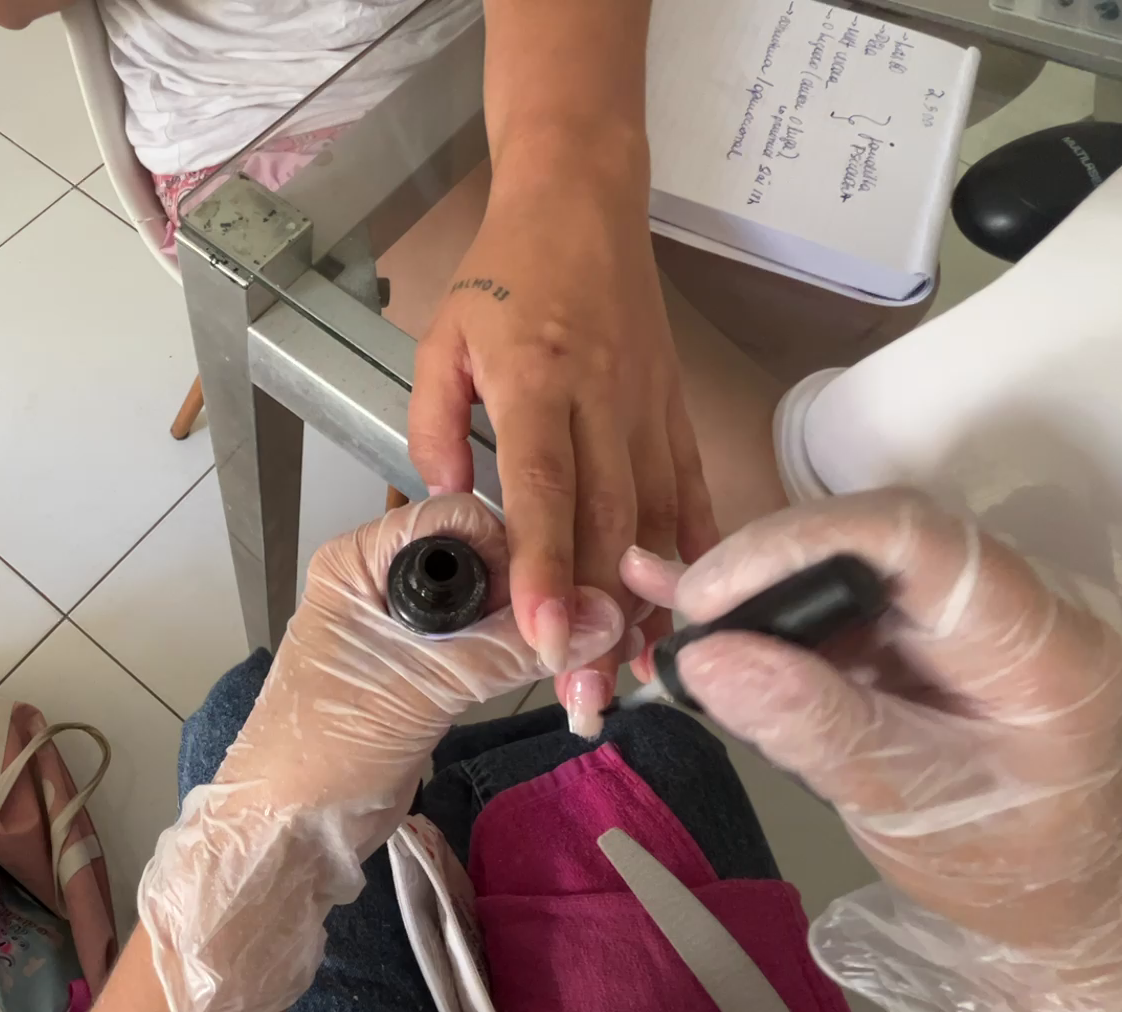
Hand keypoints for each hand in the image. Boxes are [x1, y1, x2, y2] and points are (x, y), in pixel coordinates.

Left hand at [138, 494, 622, 1011]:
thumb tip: (608, 615)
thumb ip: (511, 650)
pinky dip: (515, 651)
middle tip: (579, 629)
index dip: (510, 548)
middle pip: (477, 554)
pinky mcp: (423, 659)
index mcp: (361, 560)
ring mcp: (403, 618)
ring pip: (484, 599)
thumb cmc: (334, 745)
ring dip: (528, 625)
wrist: (299, 822)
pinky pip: (480, 638)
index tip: (554, 596)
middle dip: (529, 590)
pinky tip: (554, 668)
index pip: (454, 519)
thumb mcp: (422, 687)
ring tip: (575, 654)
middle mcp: (381, 575)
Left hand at [409, 172, 716, 735]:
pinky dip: (688, 553)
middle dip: (593, 615)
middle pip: (604, 522)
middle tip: (583, 696)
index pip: (543, 488)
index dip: (542, 566)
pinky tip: (686, 608)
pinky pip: (687, 489)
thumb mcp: (440, 340)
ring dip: (644, 603)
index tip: (541, 639)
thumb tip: (447, 497)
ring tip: (632, 677)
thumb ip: (433, 421)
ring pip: (653, 518)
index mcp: (536, 381)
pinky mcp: (673, 410)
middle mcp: (602, 400)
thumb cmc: (502, 275)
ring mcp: (648, 408)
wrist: (580, 204)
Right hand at [621, 489, 1121, 1011]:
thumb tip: (703, 656)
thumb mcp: (899, 801)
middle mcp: (993, 599)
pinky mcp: (896, 622)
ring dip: (741, 582)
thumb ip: (809, 725)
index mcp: (1030, 642)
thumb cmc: (993, 858)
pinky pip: (812, 589)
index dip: (793, 545)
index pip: (909, 538)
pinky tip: (675, 592)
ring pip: (826, 554)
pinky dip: (743, 598)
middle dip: (757, 564)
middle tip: (688, 617)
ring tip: (679, 617)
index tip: (705, 599)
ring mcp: (940, 608)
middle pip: (858, 534)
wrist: (1037, 891)